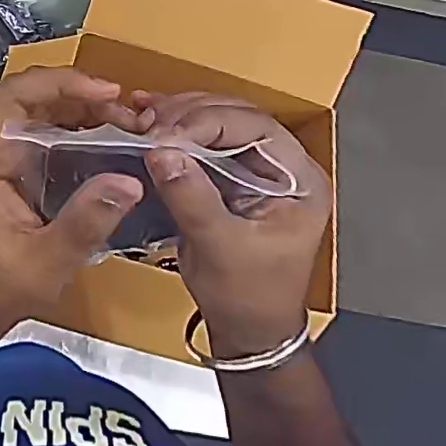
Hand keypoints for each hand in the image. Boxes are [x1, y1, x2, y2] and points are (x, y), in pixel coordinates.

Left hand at [0, 68, 146, 327]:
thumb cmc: (6, 281)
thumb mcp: (47, 259)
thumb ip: (83, 224)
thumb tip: (129, 183)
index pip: (17, 95)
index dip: (61, 82)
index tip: (106, 93)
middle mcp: (1, 146)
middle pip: (40, 95)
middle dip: (86, 95)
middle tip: (129, 115)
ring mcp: (17, 153)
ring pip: (54, 109)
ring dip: (92, 109)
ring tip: (131, 126)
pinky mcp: (33, 165)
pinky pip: (61, 130)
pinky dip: (91, 127)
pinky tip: (117, 140)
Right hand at [136, 92, 329, 358]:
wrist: (247, 331)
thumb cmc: (248, 298)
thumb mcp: (221, 250)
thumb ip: (193, 199)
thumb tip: (161, 152)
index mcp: (300, 180)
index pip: (258, 129)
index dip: (210, 122)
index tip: (168, 134)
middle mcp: (283, 167)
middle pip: (238, 118)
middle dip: (193, 114)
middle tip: (152, 120)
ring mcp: (257, 171)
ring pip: (219, 124)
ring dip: (181, 118)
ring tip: (146, 116)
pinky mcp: (231, 179)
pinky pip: (204, 144)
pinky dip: (177, 133)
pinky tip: (150, 124)